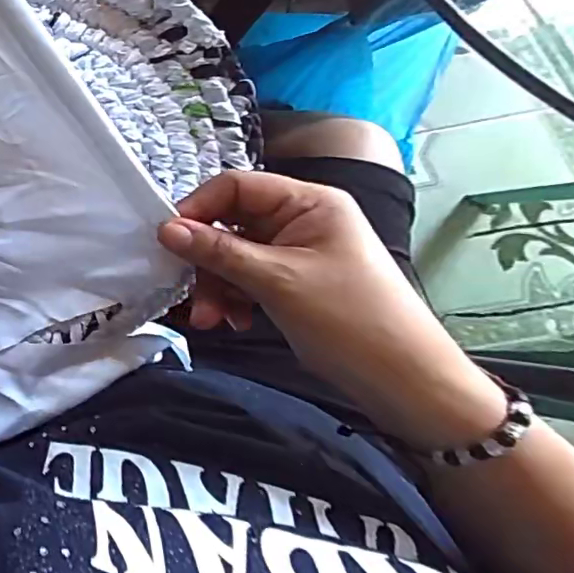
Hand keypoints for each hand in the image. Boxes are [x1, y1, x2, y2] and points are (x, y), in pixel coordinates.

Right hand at [157, 170, 504, 449]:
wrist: (408, 385)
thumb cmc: (351, 321)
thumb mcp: (277, 281)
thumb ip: (218, 252)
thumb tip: (165, 229)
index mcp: (308, 202)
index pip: (236, 187)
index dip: (198, 208)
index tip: (168, 239)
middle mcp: (299, 220)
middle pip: (229, 224)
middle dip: (205, 261)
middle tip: (188, 293)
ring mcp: (295, 252)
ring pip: (232, 256)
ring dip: (215, 286)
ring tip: (209, 320)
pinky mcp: (291, 281)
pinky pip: (245, 278)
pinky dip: (232, 297)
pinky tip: (231, 321)